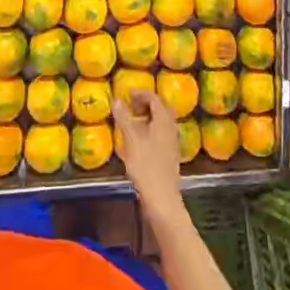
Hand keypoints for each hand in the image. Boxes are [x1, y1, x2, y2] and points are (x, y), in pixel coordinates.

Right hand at [113, 88, 182, 215]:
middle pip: (160, 108)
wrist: (161, 196)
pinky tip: (139, 140)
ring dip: (147, 117)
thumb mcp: (131, 139)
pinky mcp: (170, 153)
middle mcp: (171, 126)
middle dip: (145, 103)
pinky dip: (150, 129)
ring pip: (160, 121)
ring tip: (131, 122)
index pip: (154, 97)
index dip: (141, 93)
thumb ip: (124, 118)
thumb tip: (117, 99)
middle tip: (129, 106)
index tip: (127, 93)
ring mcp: (172, 140)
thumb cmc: (146, 165)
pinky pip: (160, 132)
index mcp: (164, 119)